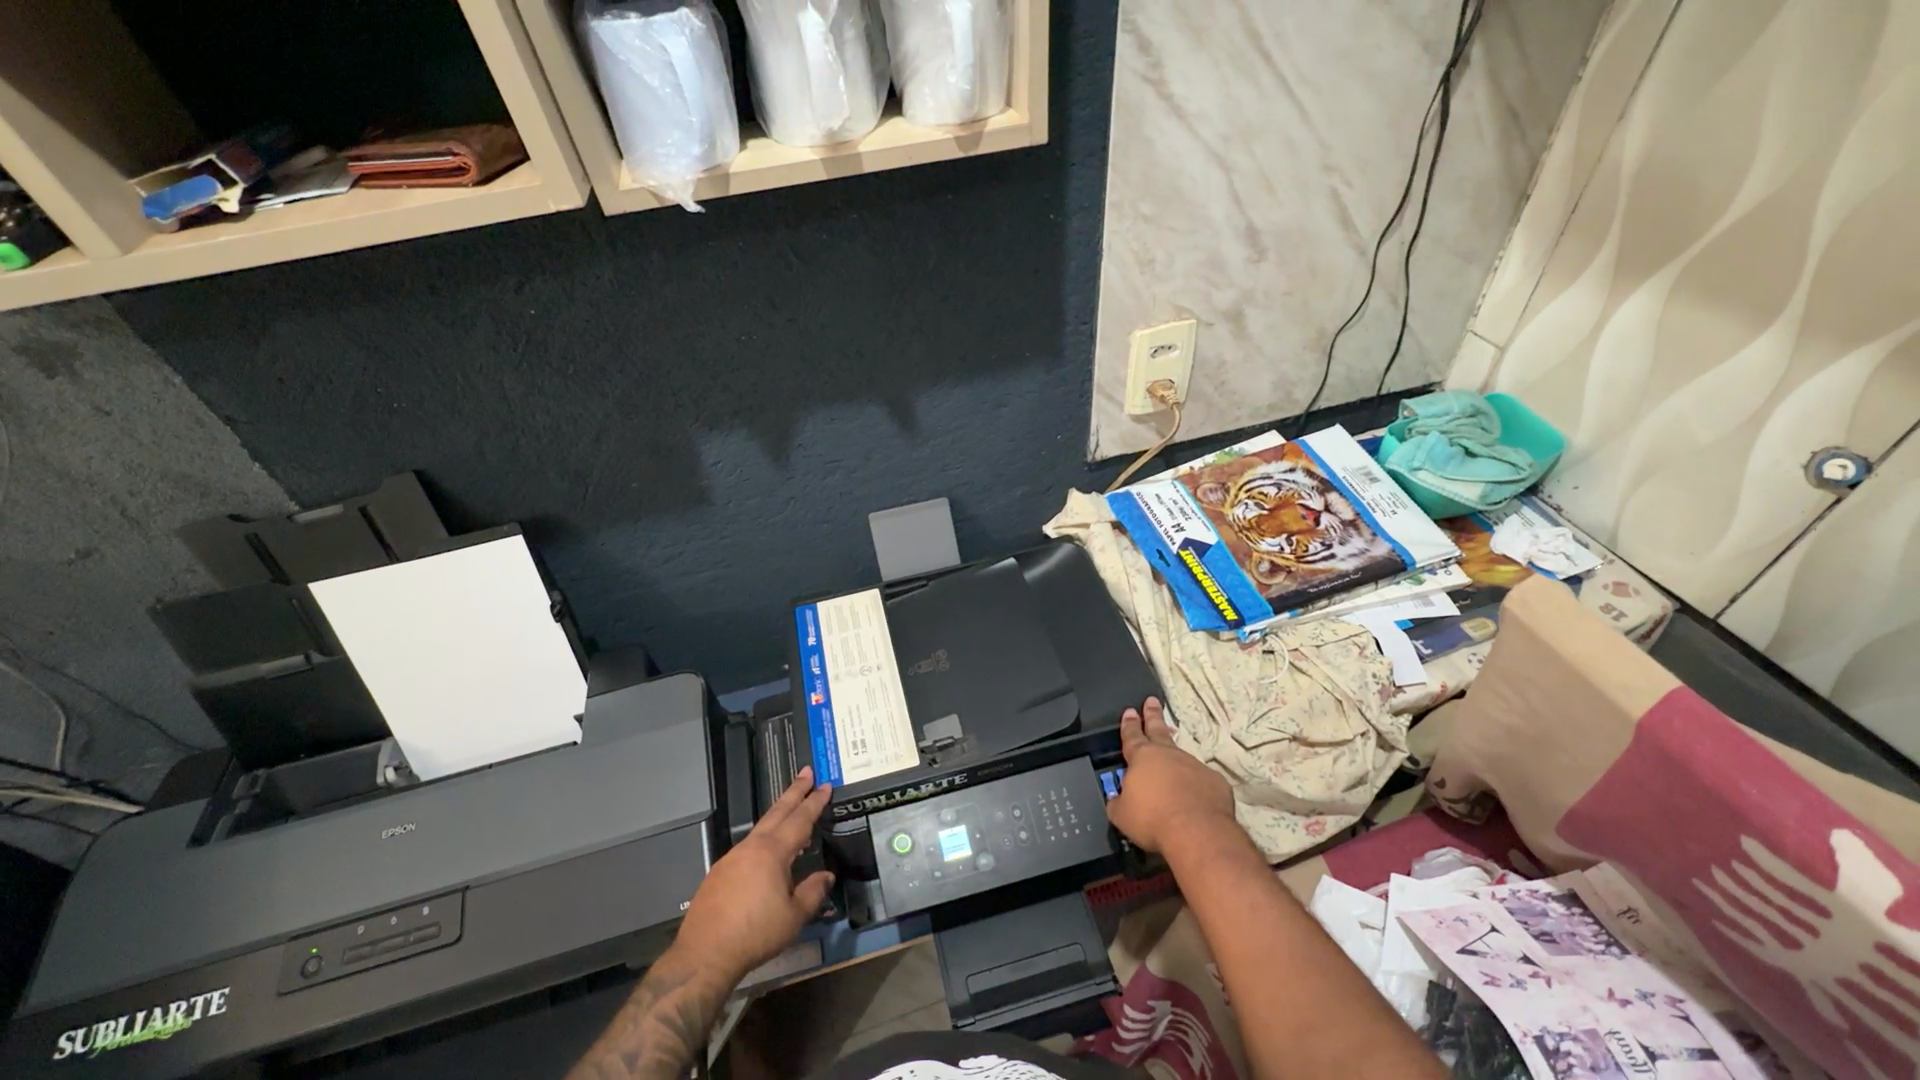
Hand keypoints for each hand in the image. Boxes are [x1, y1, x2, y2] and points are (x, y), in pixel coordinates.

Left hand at [671, 767, 834, 982]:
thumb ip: (813, 892)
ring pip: (760, 829)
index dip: (814, 802)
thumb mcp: (794, 916)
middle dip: (793, 792)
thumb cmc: (756, 933)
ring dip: (778, 815)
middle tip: (806, 772)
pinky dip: (764, 839)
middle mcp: (750, 848)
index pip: (799, 820)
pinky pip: (748, 848)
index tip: (825, 785)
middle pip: (776, 813)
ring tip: (792, 811)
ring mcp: (731, 859)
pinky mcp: (719, 874)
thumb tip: (826, 876)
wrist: (705, 954)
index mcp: (772, 853)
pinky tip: (768, 853)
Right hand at [1107, 697, 1235, 852]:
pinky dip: (1196, 785)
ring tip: (1171, 764)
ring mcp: (1194, 766)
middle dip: (1153, 716)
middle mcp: (1169, 755)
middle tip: (1152, 701)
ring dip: (1175, 758)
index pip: (1132, 735)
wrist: (1197, 832)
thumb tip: (1115, 799)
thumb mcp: (1121, 815)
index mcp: (1142, 758)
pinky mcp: (1215, 782)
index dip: (1130, 724)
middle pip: (1158, 730)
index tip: (1130, 711)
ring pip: (1181, 757)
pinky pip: (1201, 780)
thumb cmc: (1153, 820)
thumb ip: (1116, 802)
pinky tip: (1194, 796)